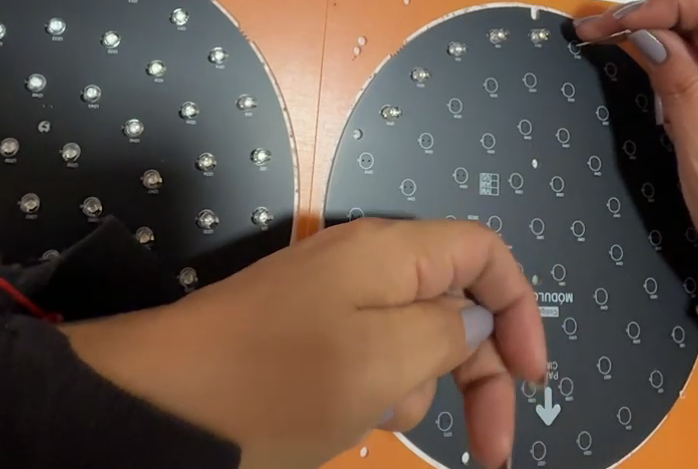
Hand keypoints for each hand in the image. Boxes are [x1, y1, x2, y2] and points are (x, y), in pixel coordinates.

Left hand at [63, 218, 548, 468]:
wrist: (164, 399)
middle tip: (493, 450)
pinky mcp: (312, 324)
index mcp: (392, 251)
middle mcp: (369, 260)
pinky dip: (382, 384)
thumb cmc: (279, 381)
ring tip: (382, 419)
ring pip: (414, 331)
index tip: (533, 378)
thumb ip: (443, 331)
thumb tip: (475, 316)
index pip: (482, 249)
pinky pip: (372, 348)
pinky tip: (354, 415)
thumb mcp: (380, 362)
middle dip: (480, 367)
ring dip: (423, 383)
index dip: (518, 305)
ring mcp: (336, 291)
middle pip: (454, 297)